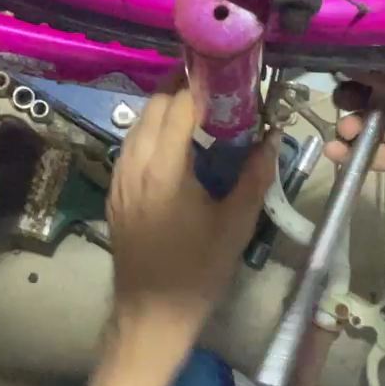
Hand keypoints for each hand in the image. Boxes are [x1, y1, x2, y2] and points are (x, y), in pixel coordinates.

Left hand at [107, 75, 278, 352]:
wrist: (151, 313)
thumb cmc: (198, 271)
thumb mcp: (236, 225)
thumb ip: (254, 176)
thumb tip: (271, 137)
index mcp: (164, 170)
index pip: (179, 107)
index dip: (200, 84)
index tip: (223, 71)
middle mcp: (134, 166)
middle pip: (153, 108)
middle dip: (180, 88)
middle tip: (213, 84)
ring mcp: (118, 179)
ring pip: (136, 125)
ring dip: (163, 109)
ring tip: (195, 107)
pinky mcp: (114, 193)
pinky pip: (129, 147)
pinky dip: (149, 132)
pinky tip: (173, 143)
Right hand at [327, 71, 384, 231]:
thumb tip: (352, 57)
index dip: (367, 64)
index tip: (339, 63)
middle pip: (379, 95)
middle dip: (355, 97)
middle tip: (340, 99)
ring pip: (374, 126)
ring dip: (353, 127)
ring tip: (345, 133)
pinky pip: (376, 154)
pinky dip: (355, 153)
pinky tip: (336, 152)